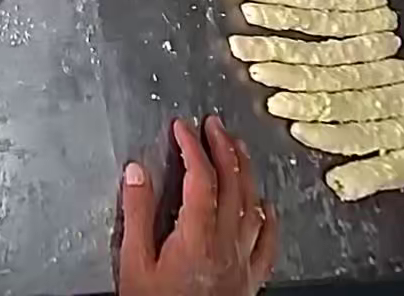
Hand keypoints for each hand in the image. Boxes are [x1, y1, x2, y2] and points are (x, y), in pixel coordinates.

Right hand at [116, 115, 276, 295]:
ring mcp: (244, 264)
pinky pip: (267, 244)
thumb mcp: (134, 262)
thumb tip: (136, 168)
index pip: (201, 180)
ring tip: (237, 145)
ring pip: (252, 208)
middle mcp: (227, 247)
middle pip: (233, 187)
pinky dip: (269, 219)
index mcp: (198, 239)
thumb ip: (136, 213)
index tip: (180, 125)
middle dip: (223, 149)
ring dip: (245, 172)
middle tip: (212, 123)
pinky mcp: (252, 281)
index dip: (193, 147)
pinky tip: (266, 202)